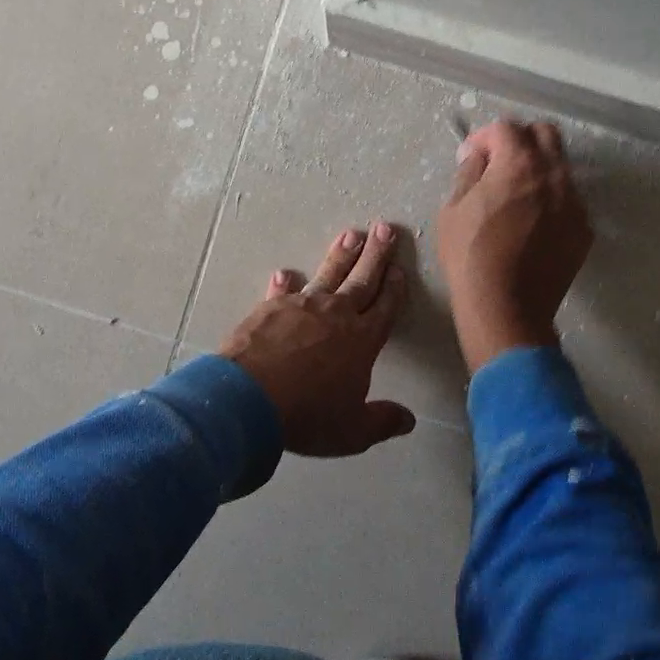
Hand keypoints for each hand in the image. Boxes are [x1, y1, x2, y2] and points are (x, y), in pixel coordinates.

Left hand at [218, 221, 416, 456]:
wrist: (250, 398)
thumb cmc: (308, 415)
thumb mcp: (352, 431)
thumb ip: (382, 421)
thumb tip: (409, 420)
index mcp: (363, 341)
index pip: (385, 307)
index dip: (395, 288)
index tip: (399, 269)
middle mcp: (336, 315)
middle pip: (361, 280)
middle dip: (375, 255)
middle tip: (384, 228)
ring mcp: (301, 307)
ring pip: (327, 275)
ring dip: (340, 255)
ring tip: (350, 235)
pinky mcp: (269, 309)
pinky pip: (282, 292)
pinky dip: (285, 283)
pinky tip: (285, 274)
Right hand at [436, 120, 592, 372]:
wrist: (506, 307)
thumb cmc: (470, 256)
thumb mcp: (452, 210)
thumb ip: (468, 173)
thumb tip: (478, 157)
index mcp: (519, 163)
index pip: (506, 127)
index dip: (484, 136)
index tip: (471, 155)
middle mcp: (554, 174)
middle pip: (545, 134)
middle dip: (520, 140)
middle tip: (499, 163)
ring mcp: (575, 202)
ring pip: (560, 168)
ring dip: (537, 170)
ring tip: (516, 197)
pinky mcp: (584, 229)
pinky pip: (569, 201)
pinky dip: (551, 201)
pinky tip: (532, 226)